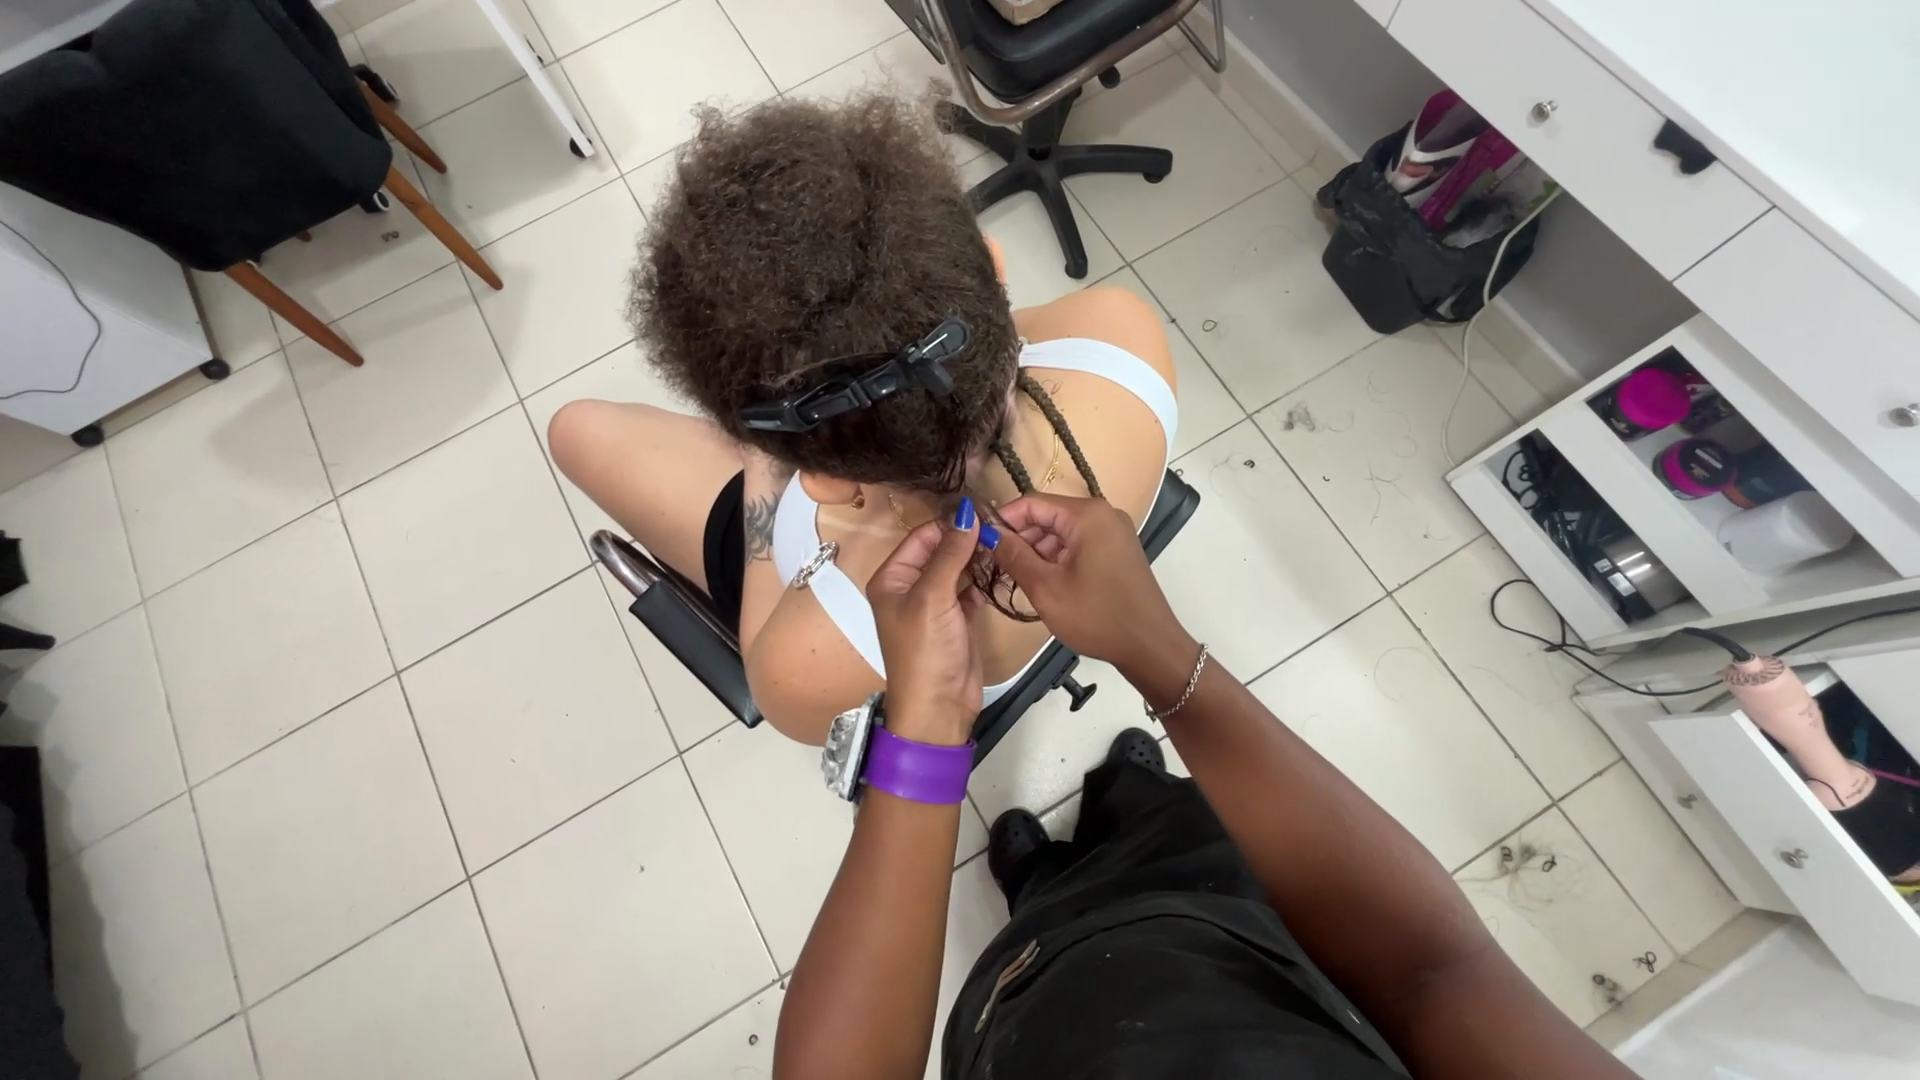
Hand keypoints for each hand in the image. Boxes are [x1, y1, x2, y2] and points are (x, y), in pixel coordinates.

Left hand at [867, 501, 986, 745]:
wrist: (938, 707)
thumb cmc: (925, 652)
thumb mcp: (934, 597)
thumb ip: (951, 554)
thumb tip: (967, 513)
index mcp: (892, 578)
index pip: (922, 537)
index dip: (950, 525)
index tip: (984, 514)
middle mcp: (910, 587)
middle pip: (941, 551)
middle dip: (968, 541)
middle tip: (1001, 530)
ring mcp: (934, 604)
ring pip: (959, 569)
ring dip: (980, 559)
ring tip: (1006, 548)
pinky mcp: (956, 619)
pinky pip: (971, 589)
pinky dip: (986, 581)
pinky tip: (1003, 573)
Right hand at [990, 494, 1191, 676]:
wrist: (1151, 647)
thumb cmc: (1097, 616)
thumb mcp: (1046, 588)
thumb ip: (1014, 555)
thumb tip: (987, 533)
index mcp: (1087, 515)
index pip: (1032, 503)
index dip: (1002, 520)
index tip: (979, 541)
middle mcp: (1103, 514)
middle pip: (1047, 515)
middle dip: (1019, 537)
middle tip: (994, 564)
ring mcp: (1114, 532)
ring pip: (1061, 532)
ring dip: (1037, 551)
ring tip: (1016, 578)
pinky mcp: (1117, 551)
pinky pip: (1078, 544)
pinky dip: (1057, 558)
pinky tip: (1043, 582)